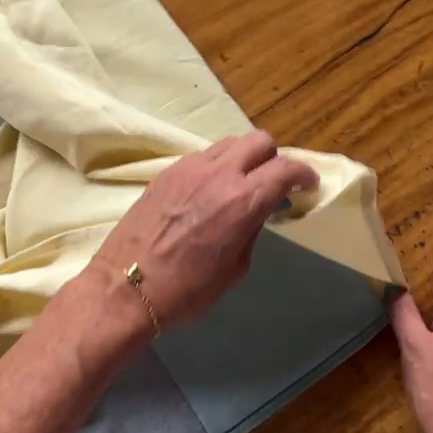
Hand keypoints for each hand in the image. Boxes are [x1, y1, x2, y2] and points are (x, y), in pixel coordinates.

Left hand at [92, 131, 319, 330]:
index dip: (304, 174)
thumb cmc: (185, 291)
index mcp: (242, 201)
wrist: (124, 289)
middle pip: (259, 141)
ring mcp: (188, 168)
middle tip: (274, 183)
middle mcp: (218, 174)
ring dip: (244, 159)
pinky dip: (216, 167)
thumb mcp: (234, 269)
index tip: (307, 185)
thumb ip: (252, 232)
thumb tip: (258, 213)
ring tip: (240, 185)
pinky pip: (202, 157)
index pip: (286, 168)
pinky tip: (208, 193)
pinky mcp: (166, 172)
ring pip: (229, 143)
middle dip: (274, 158)